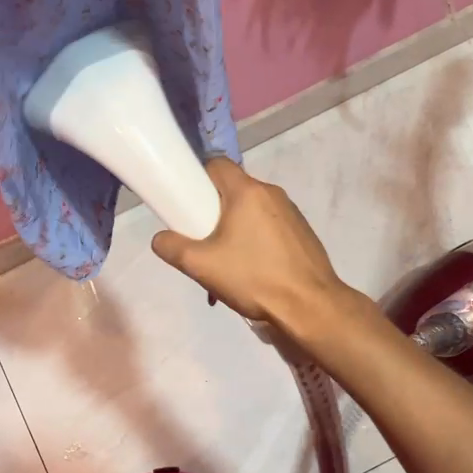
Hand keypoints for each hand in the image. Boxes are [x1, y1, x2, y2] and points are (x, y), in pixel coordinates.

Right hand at [151, 158, 362, 329]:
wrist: (311, 308)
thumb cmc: (254, 278)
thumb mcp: (200, 265)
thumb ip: (171, 247)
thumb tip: (161, 239)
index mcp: (247, 192)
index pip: (216, 164)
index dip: (197, 178)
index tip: (188, 203)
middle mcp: (272, 193)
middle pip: (232, 189)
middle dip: (213, 210)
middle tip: (203, 240)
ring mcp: (292, 213)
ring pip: (251, 210)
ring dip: (235, 229)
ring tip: (228, 264)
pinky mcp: (303, 233)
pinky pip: (270, 226)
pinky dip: (256, 241)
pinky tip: (253, 272)